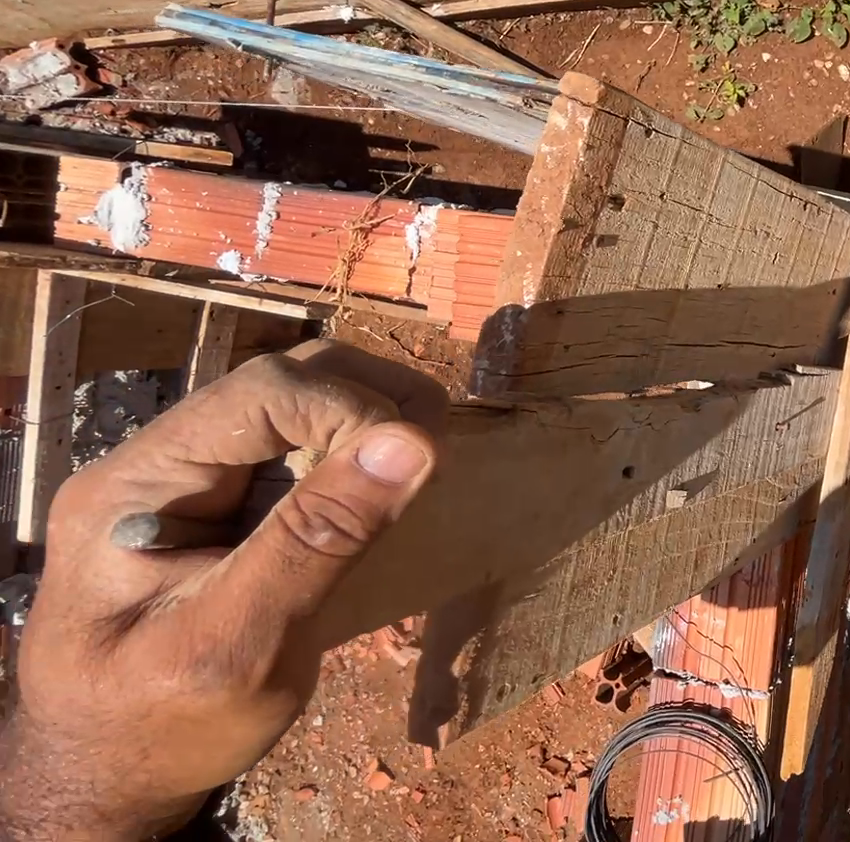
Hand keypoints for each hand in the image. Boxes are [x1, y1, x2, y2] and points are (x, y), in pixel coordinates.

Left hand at [0, 341, 446, 839]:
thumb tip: (414, 442)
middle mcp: (168, 459)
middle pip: (291, 376)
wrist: (117, 774)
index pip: (265, 392)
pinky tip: (389, 486)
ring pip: (313, 393)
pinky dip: (374, 443)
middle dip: (378, 401)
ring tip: (416, 473)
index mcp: (139, 486)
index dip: (354, 410)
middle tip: (430, 459)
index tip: (416, 463)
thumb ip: (320, 539)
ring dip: (383, 417)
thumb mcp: (242, 644)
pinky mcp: (243, 491)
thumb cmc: (165, 725)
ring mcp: (206, 472)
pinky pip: (319, 434)